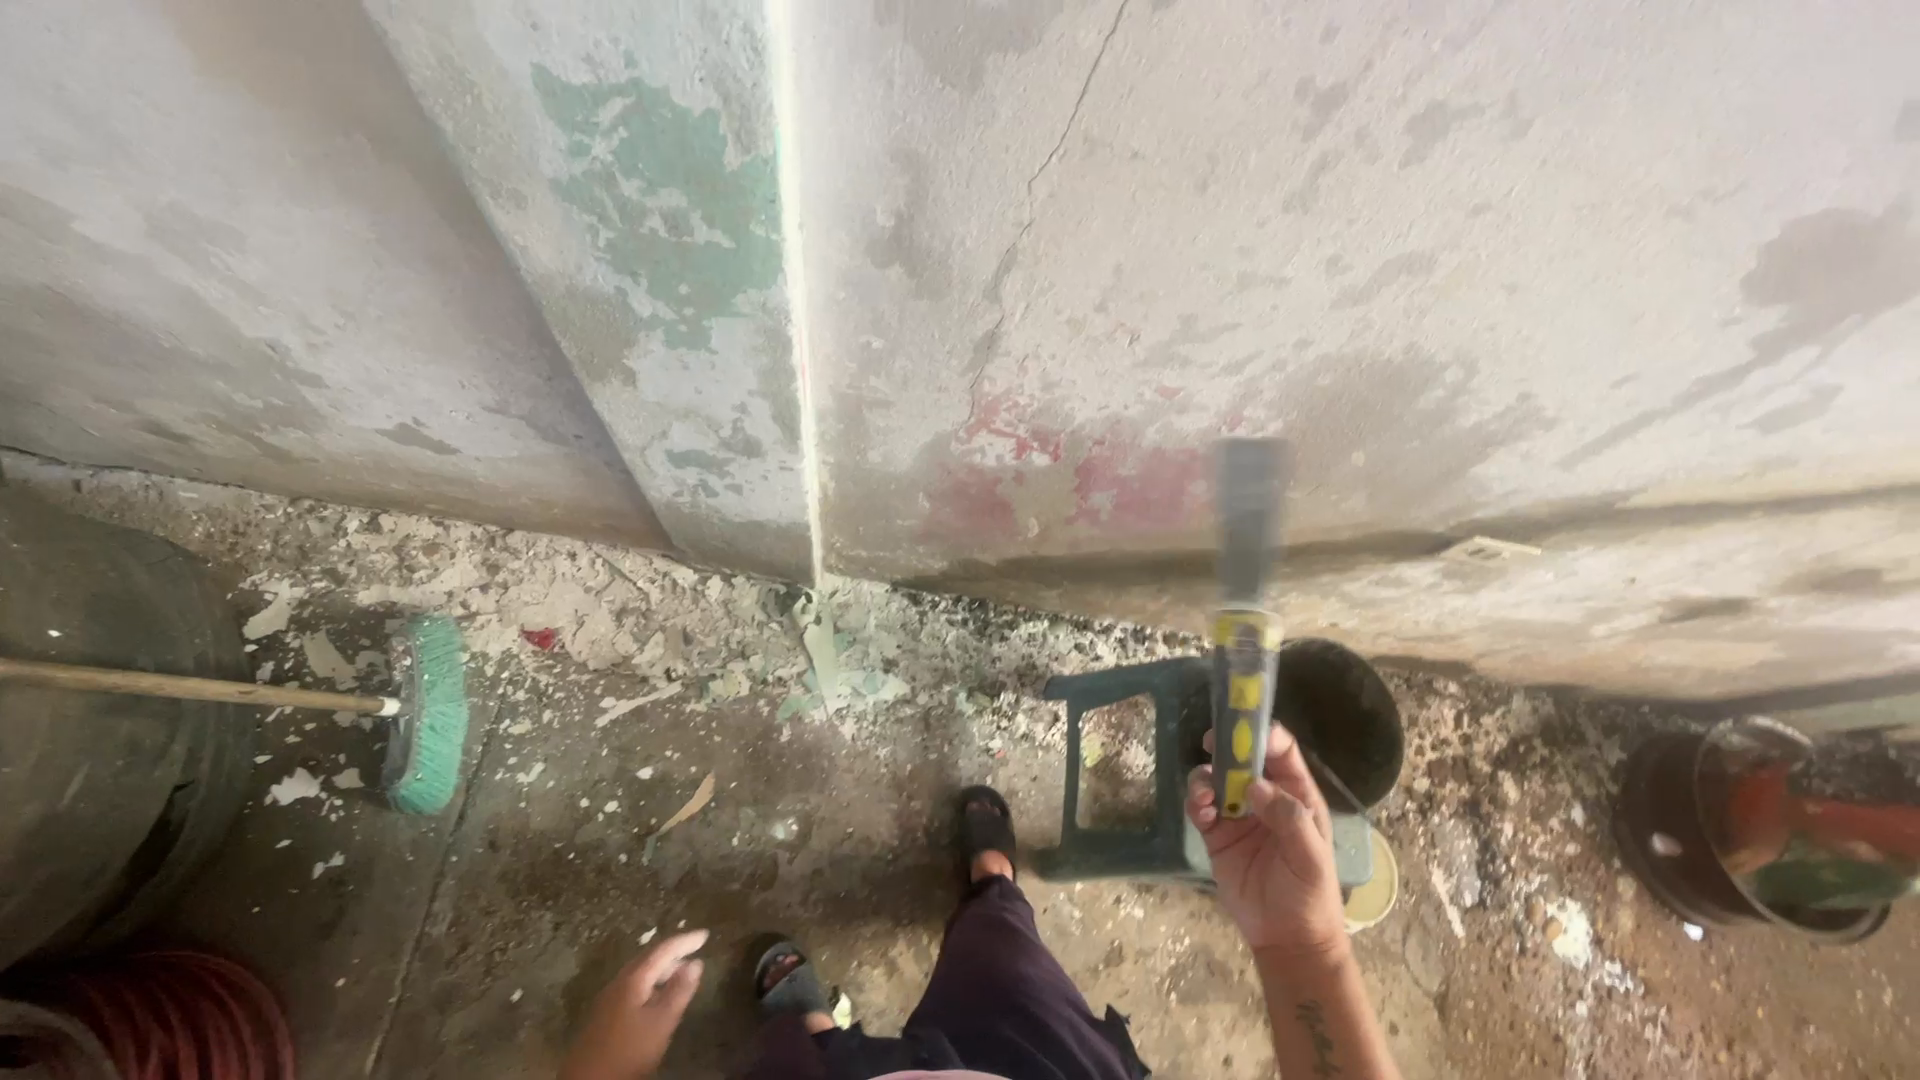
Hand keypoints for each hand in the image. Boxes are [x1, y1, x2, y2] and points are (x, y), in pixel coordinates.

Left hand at [560, 930, 706, 1079]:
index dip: (685, 941)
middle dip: (672, 953)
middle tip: (694, 952)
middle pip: (648, 958)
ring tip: (680, 974)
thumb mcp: (661, 1023)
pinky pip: (632, 987)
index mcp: (632, 980)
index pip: (662, 950)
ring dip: (661, 969)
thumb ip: (679, 991)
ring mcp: (607, 999)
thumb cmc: (628, 1051)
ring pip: (639, 974)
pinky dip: (650, 984)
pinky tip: (656, 998)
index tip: (705, 935)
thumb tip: (696, 963)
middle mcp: (617, 983)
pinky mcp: (603, 1016)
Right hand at [1186, 728, 1346, 958]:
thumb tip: (1256, 785)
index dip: (1262, 734)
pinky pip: (1200, 806)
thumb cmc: (1310, 896)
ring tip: (1204, 794)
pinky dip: (1196, 801)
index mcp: (1296, 796)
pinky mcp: (1216, 834)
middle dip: (1226, 747)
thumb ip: (1289, 819)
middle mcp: (1265, 798)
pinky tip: (1202, 812)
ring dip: (1206, 777)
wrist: (1287, 939)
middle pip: (1242, 758)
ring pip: (1216, 779)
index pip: (1281, 752)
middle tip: (1210, 743)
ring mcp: (1238, 814)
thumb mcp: (1311, 858)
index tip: (1241, 727)